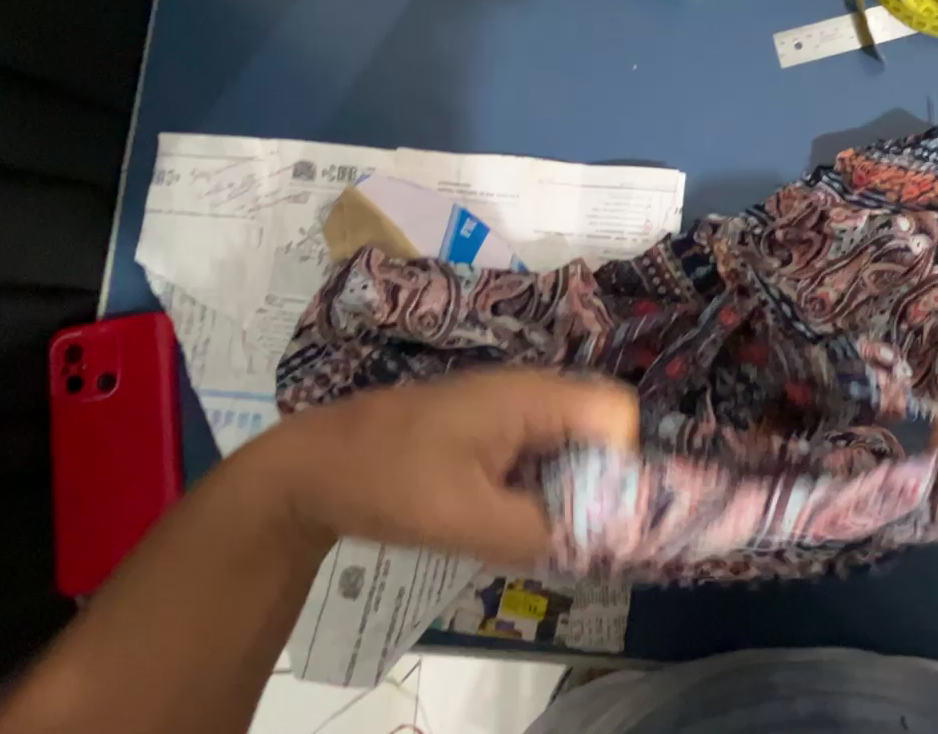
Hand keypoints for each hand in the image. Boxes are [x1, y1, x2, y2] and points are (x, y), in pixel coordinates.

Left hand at [262, 367, 637, 566]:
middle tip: (572, 534)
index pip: (618, 414)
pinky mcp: (494, 424)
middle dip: (597, 483)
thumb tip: (597, 546)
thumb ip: (539, 533)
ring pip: (571, 444)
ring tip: (539, 530)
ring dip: (567, 488)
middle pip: (600, 430)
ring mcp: (512, 405)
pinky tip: (509, 515)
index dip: (624, 464)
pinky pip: (541, 451)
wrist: (314, 464)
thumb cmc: (389, 480)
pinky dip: (541, 485)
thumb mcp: (465, 519)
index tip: (602, 517)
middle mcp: (533, 391)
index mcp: (534, 397)